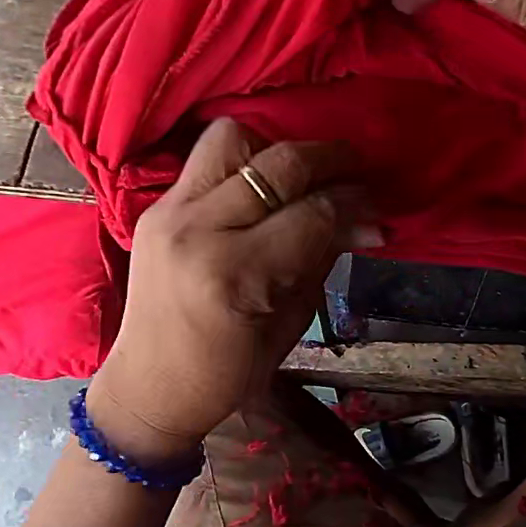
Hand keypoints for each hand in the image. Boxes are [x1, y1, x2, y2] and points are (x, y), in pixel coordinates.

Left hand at [85, 119, 379, 460]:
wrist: (149, 387)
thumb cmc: (226, 373)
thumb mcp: (289, 323)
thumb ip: (322, 258)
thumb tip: (365, 219)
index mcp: (236, 275)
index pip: (313, 213)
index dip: (354, 204)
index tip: (376, 208)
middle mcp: (199, 230)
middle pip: (279, 165)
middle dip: (329, 160)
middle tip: (356, 171)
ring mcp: (169, 212)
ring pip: (232, 139)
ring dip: (275, 150)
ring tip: (297, 177)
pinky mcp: (154, 207)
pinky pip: (206, 160)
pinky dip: (243, 163)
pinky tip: (263, 188)